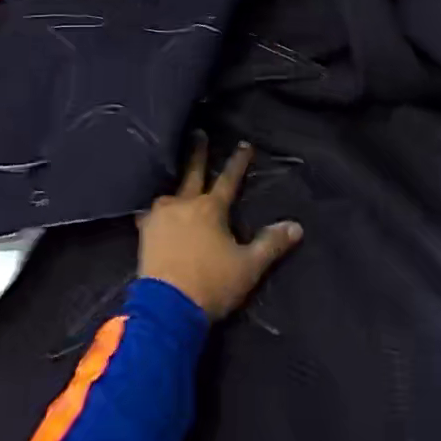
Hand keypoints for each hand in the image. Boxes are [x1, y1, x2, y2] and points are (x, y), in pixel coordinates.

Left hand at [138, 136, 302, 319]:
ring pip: (168, 193)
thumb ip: (271, 244)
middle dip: (198, 152)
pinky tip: (146, 210)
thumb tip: (296, 226)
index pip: (229, 179)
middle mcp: (185, 204)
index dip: (238, 162)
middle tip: (198, 132)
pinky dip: (150, 209)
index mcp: (211, 209)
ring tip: (169, 177)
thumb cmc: (211, 284)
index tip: (244, 144)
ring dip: (173, 184)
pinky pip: (146, 212)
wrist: (168, 308)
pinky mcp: (144, 233)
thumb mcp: (248, 267)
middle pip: (193, 173)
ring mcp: (160, 216)